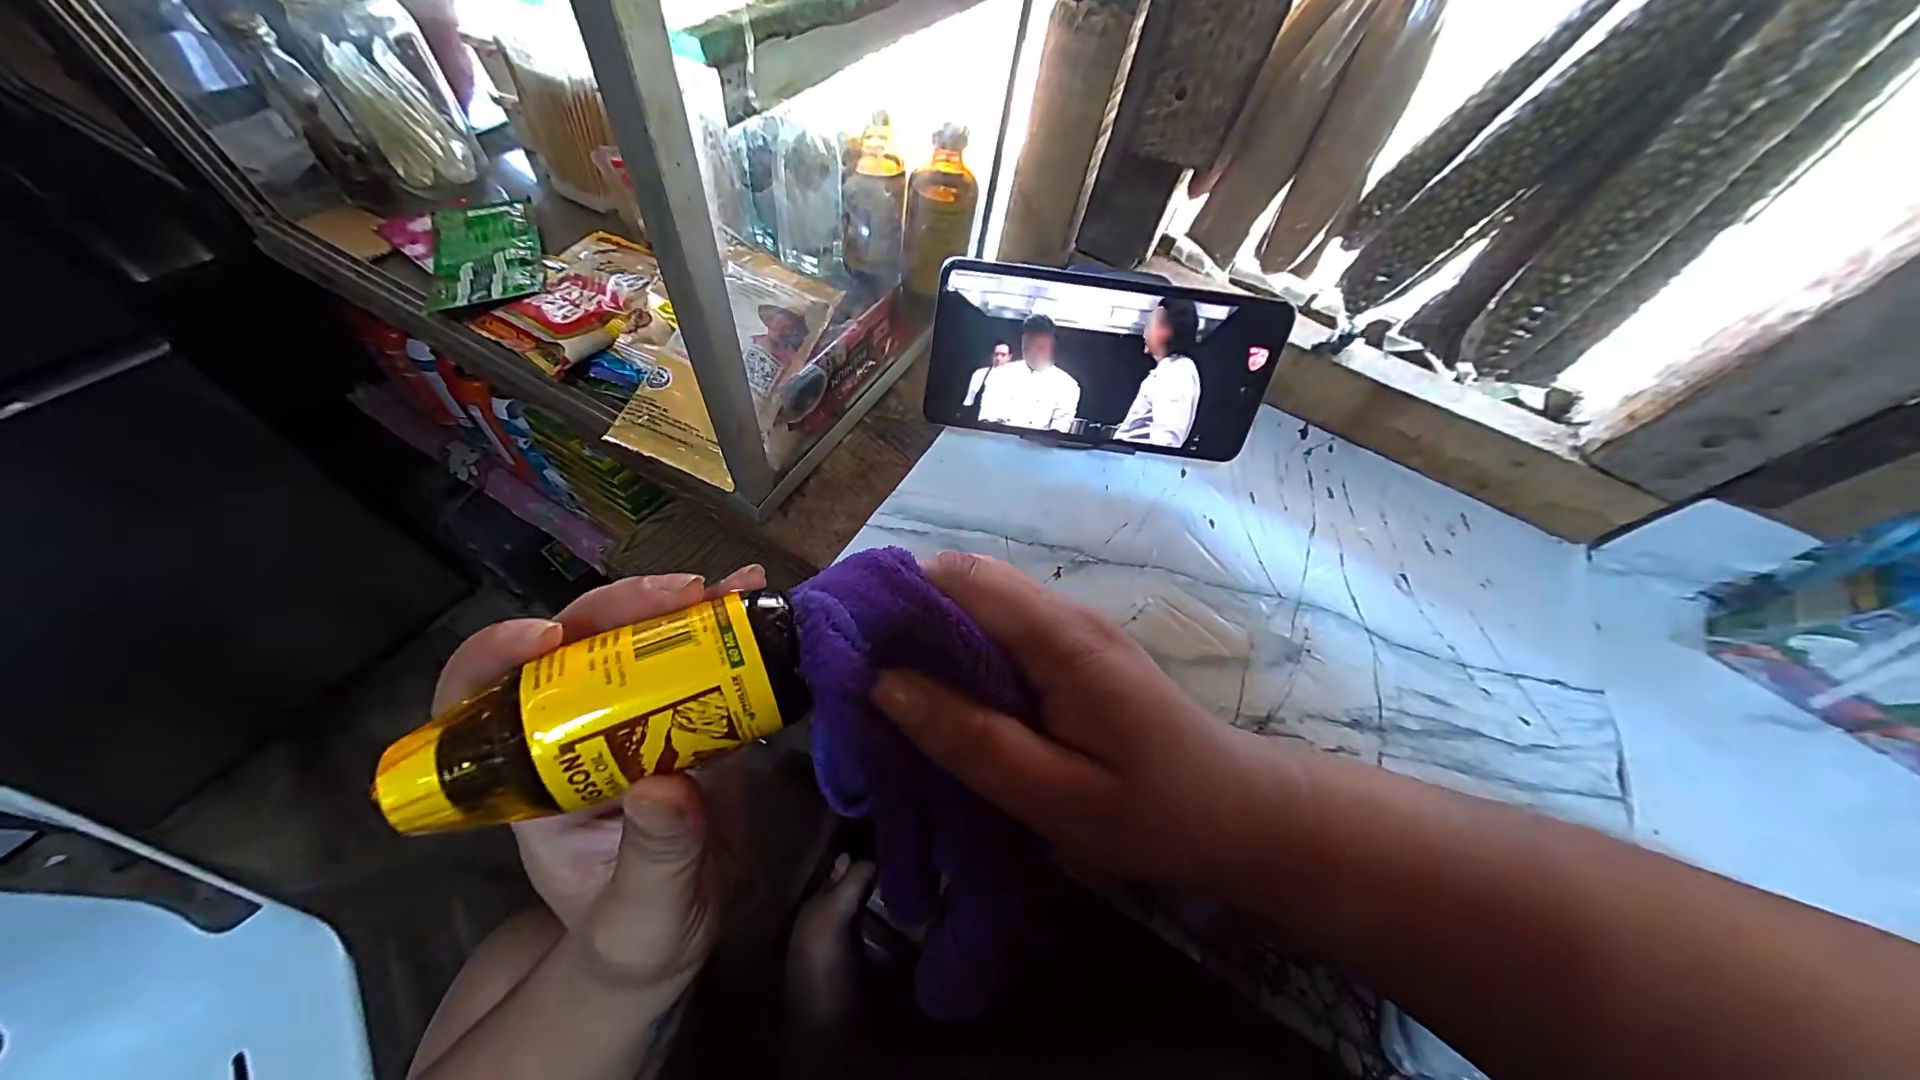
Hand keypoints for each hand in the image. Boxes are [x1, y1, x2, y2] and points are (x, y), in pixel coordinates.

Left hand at [431, 566, 764, 982]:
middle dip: (621, 610)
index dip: (496, 656)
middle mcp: (578, 732)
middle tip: (683, 594)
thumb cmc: (639, 933)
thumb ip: (653, 860)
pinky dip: (728, 625)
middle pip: (575, 648)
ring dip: (682, 606)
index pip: (481, 703)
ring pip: (639, 641)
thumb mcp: (644, 914)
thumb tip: (667, 786)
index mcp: (532, 780)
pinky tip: (754, 596)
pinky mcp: (692, 712)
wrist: (688, 925)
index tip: (549, 637)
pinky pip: (702, 660)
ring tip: (729, 590)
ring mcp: (639, 716)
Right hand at [868, 552, 1281, 888]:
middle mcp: (1063, 614)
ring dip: (930, 634)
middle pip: (965, 580)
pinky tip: (945, 694)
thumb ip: (969, 739)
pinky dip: (960, 650)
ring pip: (979, 603)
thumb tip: (885, 684)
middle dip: (905, 614)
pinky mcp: (1071, 647)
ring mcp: (1070, 627)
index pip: (961, 577)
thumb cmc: (1152, 812)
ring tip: (891, 685)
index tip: (847, 640)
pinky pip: (1000, 629)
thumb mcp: (1053, 796)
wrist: (1235, 810)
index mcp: (1062, 638)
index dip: (896, 595)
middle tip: (860, 672)